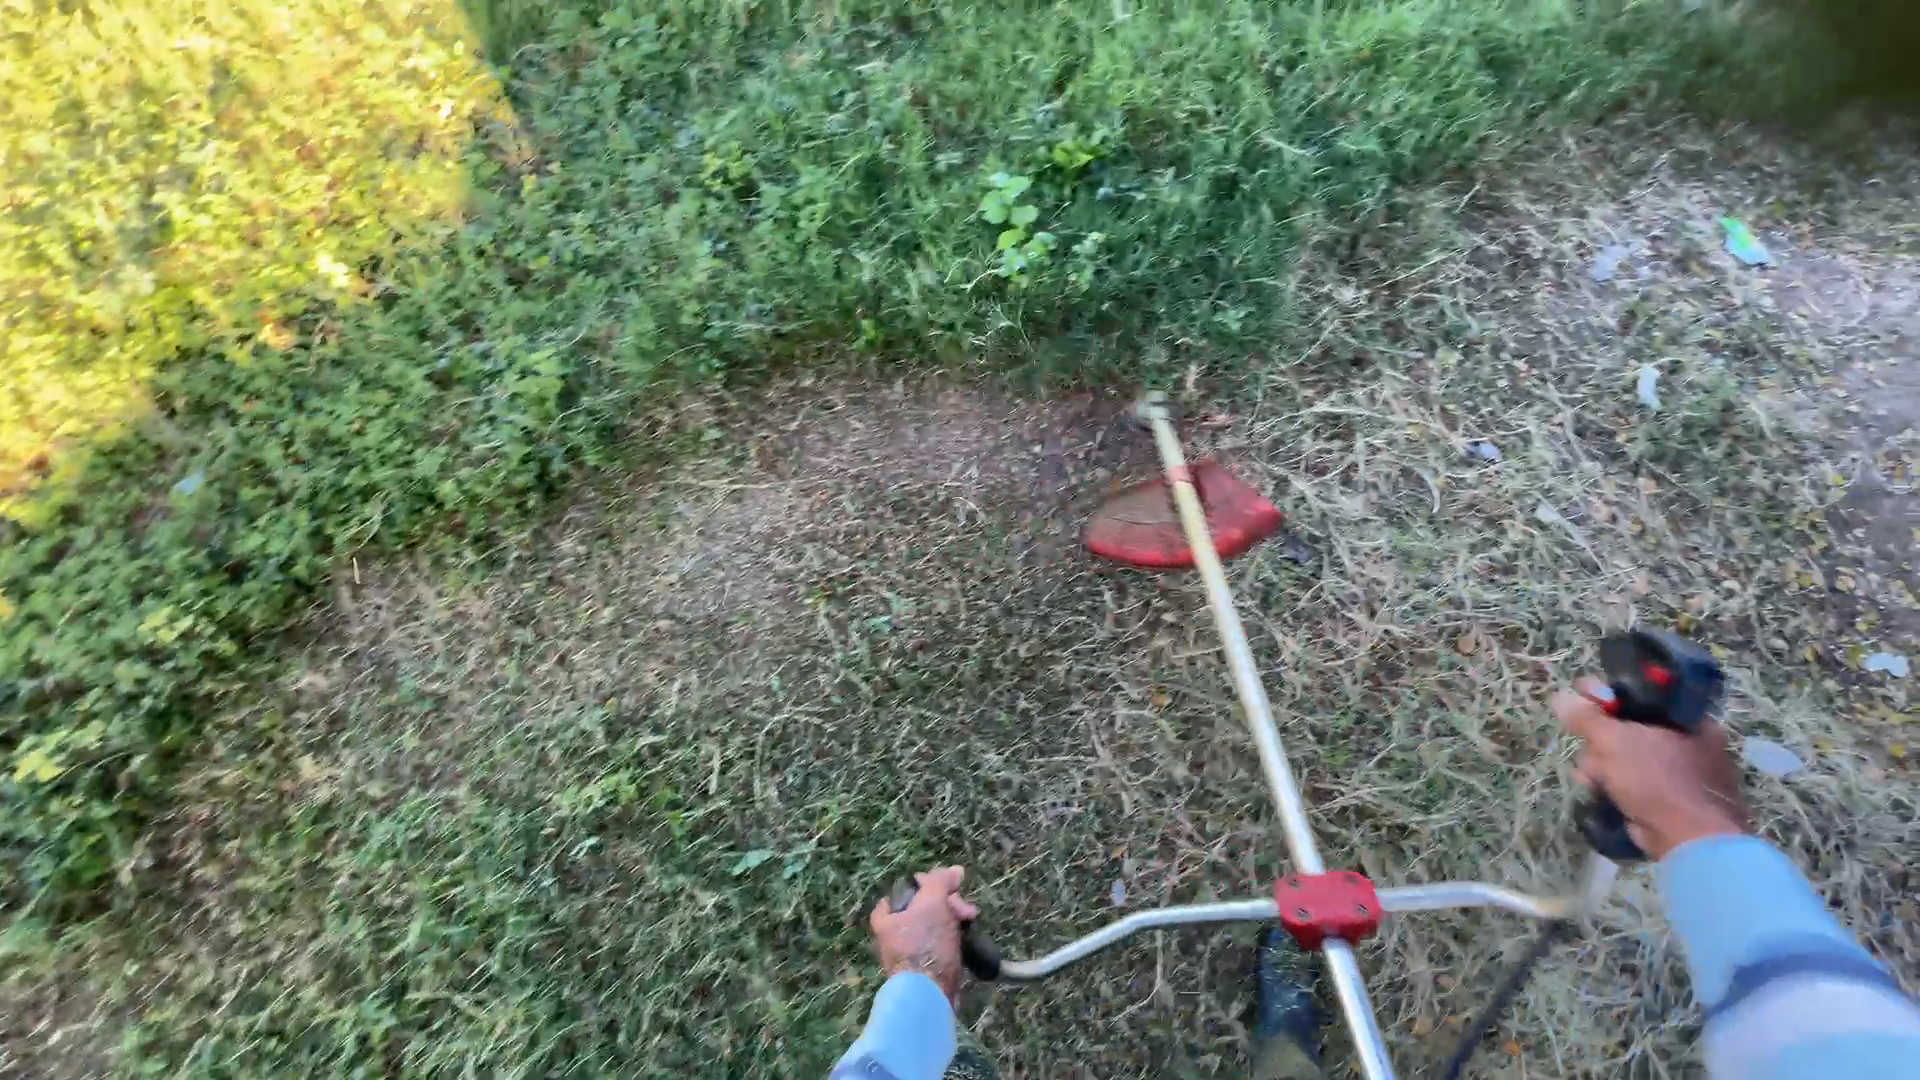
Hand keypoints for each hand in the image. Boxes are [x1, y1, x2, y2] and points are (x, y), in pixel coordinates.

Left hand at [870, 865, 978, 1004]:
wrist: (928, 996)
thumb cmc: (925, 944)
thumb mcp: (932, 901)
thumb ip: (941, 880)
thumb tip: (956, 870)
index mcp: (887, 913)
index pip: (914, 885)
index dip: (935, 885)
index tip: (952, 891)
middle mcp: (893, 931)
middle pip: (927, 904)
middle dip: (950, 904)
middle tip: (967, 912)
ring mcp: (908, 951)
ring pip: (936, 923)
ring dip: (955, 920)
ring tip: (970, 925)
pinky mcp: (923, 967)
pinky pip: (939, 943)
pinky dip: (952, 939)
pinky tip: (965, 942)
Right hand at [1553, 677, 1749, 859]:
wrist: (1689, 839)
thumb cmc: (1657, 779)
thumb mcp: (1615, 740)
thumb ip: (1585, 716)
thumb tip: (1560, 696)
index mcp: (1686, 721)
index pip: (1637, 696)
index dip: (1606, 697)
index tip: (1582, 703)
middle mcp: (1686, 742)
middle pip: (1621, 727)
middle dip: (1597, 741)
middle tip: (1593, 752)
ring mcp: (1676, 771)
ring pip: (1617, 754)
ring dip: (1597, 766)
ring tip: (1595, 780)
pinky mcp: (1664, 795)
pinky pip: (1625, 777)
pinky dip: (1609, 783)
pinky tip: (1600, 791)